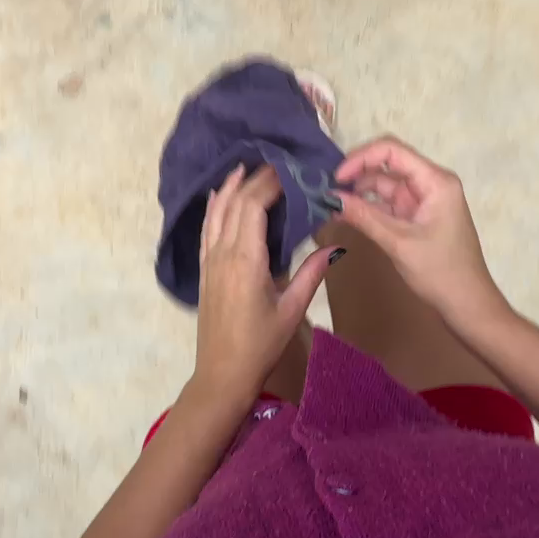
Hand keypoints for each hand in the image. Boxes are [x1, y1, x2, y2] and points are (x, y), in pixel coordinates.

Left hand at [192, 164, 337, 405]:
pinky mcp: (204, 268)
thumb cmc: (260, 345)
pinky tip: (220, 195)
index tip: (289, 168)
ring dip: (231, 187)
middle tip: (277, 163)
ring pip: (217, 211)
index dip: (270, 183)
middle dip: (255, 179)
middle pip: (236, 203)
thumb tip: (334, 246)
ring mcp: (210, 259)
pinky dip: (214, 206)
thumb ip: (311, 274)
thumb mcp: (292, 310)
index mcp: (246, 258)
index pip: (254, 206)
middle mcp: (223, 252)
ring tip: (247, 166)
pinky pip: (207, 228)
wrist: (222, 374)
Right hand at [334, 136, 509, 327]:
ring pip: (384, 183)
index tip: (337, 177)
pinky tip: (345, 212)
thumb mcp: (398, 242)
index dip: (361, 158)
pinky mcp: (415, 215)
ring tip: (331, 202)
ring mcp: (422, 199)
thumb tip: (330, 197)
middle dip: (357, 173)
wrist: (468, 307)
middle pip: (387, 164)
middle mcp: (429, 183)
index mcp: (435, 181)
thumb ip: (364, 216)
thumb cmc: (441, 272)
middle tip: (328, 189)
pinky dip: (367, 206)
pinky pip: (387, 202)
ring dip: (358, 191)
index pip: (392, 151)